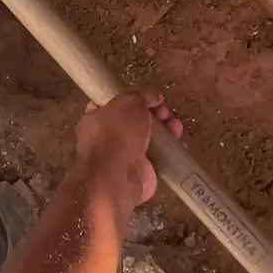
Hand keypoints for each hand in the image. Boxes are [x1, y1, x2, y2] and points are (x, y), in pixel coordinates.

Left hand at [73, 88, 182, 212]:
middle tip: (164, 111)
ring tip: (174, 124)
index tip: (148, 95)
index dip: (132, 96)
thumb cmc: (116, 134)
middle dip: (153, 113)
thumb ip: (142, 94)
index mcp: (95, 118)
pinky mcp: (141, 170)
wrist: (117, 178)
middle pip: (135, 119)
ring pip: (148, 137)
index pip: (113, 103)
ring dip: (164, 128)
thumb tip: (154, 96)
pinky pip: (158, 155)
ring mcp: (124, 155)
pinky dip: (169, 147)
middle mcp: (107, 137)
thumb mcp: (129, 102)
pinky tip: (177, 139)